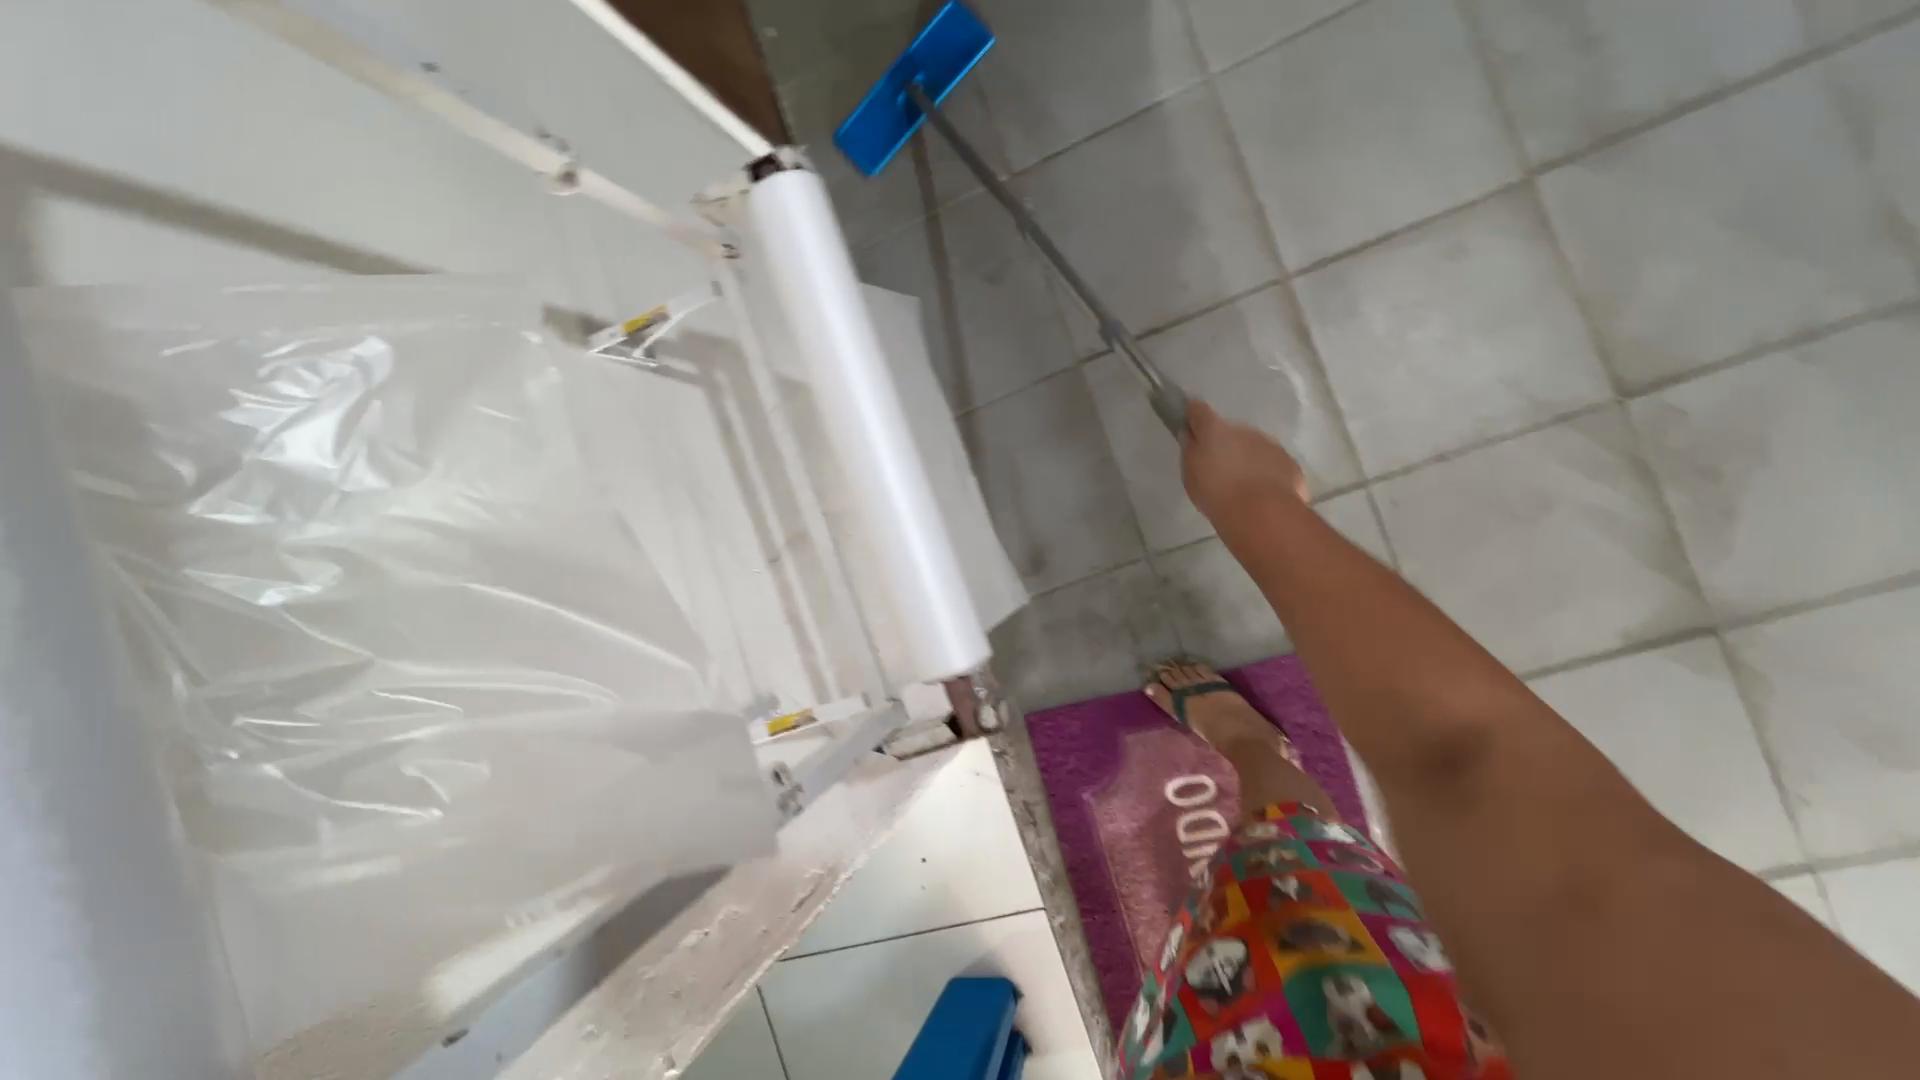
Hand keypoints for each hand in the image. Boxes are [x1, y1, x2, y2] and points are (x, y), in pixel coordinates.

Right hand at [1181, 399, 1308, 523]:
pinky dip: (1267, 473)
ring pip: (1255, 447)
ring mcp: (1270, 445)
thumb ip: (1191, 452)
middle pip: (1231, 432)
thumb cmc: (1217, 493)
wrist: (1261, 512)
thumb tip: (1191, 436)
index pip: (1199, 411)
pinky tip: (1263, 494)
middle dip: (1225, 445)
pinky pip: (1273, 463)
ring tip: (1243, 486)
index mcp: (1216, 430)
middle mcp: (1244, 430)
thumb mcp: (1191, 475)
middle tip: (1219, 469)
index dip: (1193, 414)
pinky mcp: (1289, 463)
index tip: (1190, 424)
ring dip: (1248, 459)